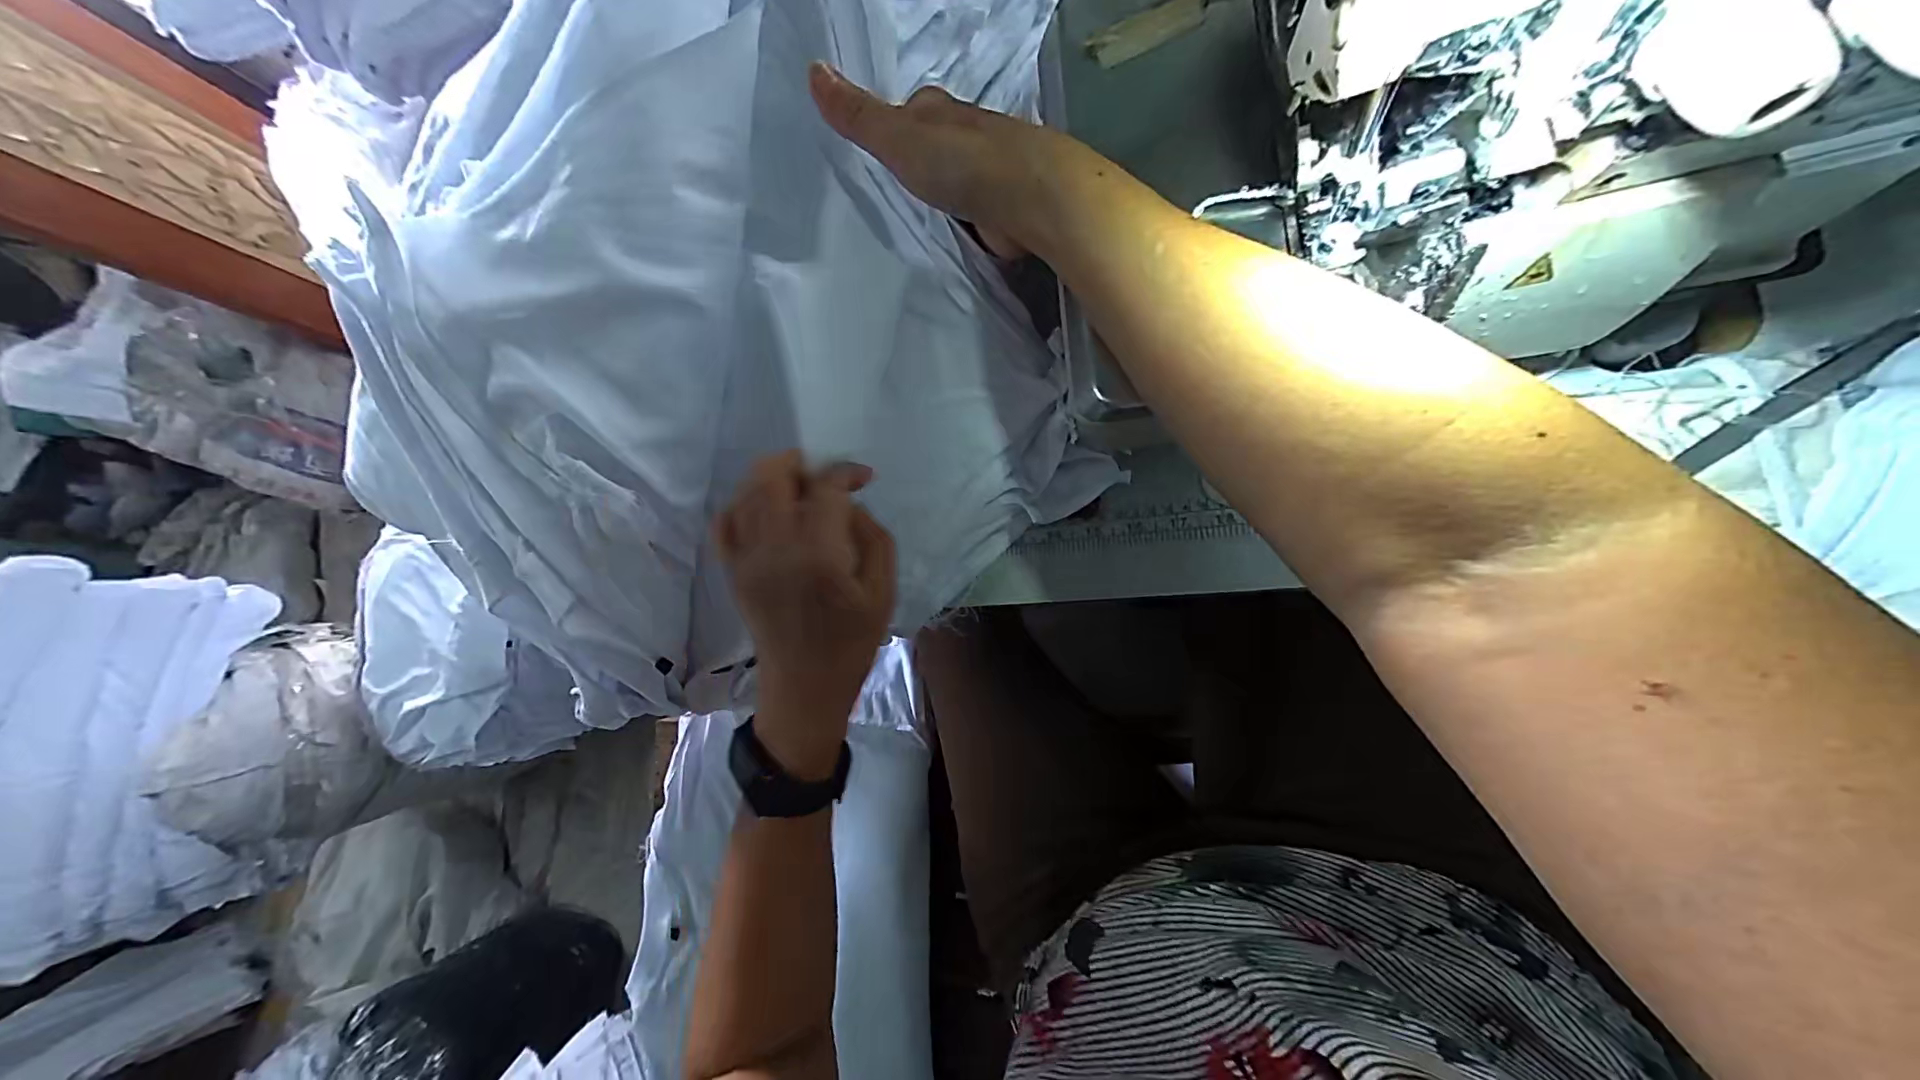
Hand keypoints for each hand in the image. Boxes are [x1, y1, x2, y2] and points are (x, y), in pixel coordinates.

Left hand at [714, 451, 896, 768]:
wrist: (806, 685)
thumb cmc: (852, 640)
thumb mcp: (883, 591)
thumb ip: (874, 538)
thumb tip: (852, 506)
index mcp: (819, 554)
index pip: (825, 488)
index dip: (845, 472)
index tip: (863, 478)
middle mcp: (775, 547)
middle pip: (770, 476)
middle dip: (797, 463)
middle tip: (822, 476)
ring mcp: (746, 558)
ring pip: (745, 493)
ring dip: (772, 479)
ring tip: (798, 491)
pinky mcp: (733, 571)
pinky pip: (725, 523)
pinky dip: (741, 505)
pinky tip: (765, 512)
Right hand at [807, 62, 1075, 258]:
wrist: (1029, 198)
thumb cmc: (962, 162)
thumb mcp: (898, 137)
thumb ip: (859, 116)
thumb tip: (814, 70)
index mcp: (943, 113)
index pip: (914, 112)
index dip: (897, 126)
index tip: (880, 148)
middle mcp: (971, 139)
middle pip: (940, 150)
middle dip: (924, 167)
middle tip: (898, 191)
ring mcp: (992, 178)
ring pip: (961, 186)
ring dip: (948, 200)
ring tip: (924, 221)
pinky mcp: (1006, 215)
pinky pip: (978, 220)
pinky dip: (968, 227)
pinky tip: (958, 240)